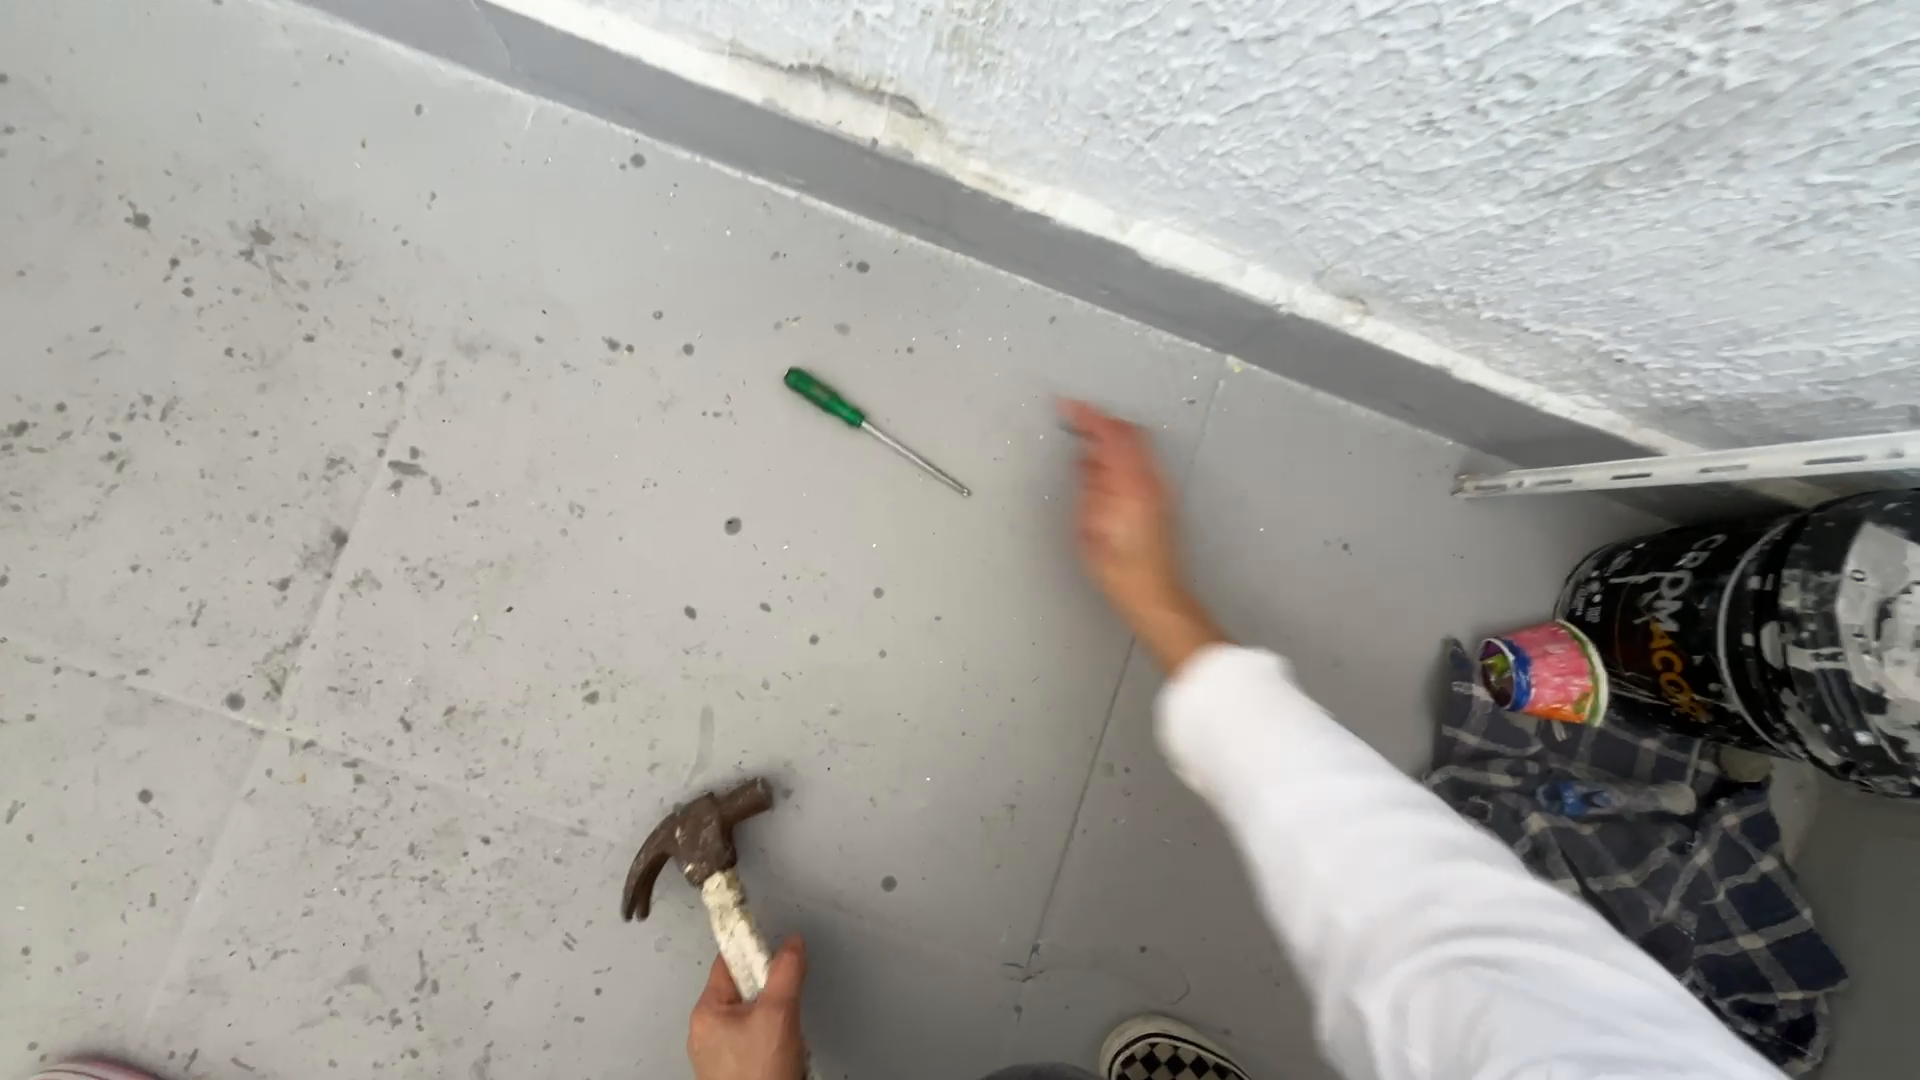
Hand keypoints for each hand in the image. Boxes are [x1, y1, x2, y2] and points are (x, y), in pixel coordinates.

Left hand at [686, 937, 808, 1079]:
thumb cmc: (759, 1077)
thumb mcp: (779, 1012)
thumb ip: (786, 970)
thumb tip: (792, 943)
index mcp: (706, 1012)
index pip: (728, 960)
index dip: (754, 948)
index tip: (776, 944)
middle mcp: (707, 1030)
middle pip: (744, 985)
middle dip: (771, 986)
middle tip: (786, 998)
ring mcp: (720, 1052)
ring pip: (753, 1010)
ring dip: (775, 1012)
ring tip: (786, 1030)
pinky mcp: (734, 1069)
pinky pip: (756, 1034)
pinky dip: (774, 1033)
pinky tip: (785, 1047)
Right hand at [1062, 400, 1226, 673]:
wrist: (1154, 594)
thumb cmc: (1121, 570)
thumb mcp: (1089, 528)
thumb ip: (1090, 486)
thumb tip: (1087, 458)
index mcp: (1131, 483)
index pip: (1112, 432)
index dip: (1088, 415)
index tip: (1068, 406)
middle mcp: (1150, 480)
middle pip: (1129, 432)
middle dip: (1101, 422)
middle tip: (1077, 420)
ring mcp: (1159, 489)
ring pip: (1136, 446)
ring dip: (1110, 439)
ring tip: (1085, 447)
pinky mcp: (1160, 500)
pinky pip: (1140, 463)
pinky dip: (1119, 456)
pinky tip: (1102, 470)